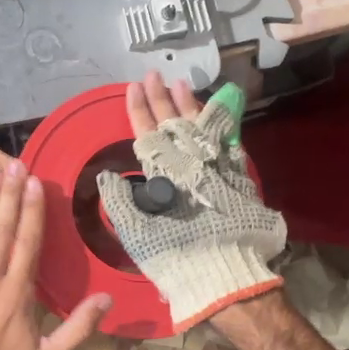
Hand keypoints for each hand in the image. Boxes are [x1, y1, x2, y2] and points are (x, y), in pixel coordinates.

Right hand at [98, 72, 287, 332]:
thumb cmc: (174, 256)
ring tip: (181, 85)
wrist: (223, 273)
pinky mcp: (238, 179)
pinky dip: (220, 128)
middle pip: (173, 124)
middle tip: (153, 76)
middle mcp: (190, 164)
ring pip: (202, 127)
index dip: (138, 110)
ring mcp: (217, 168)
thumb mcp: (136, 233)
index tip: (132, 88)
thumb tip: (109, 176)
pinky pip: (227, 144)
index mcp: (163, 175)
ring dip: (189, 105)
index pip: (147, 133)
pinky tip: (216, 116)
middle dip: (160, 98)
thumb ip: (121, 201)